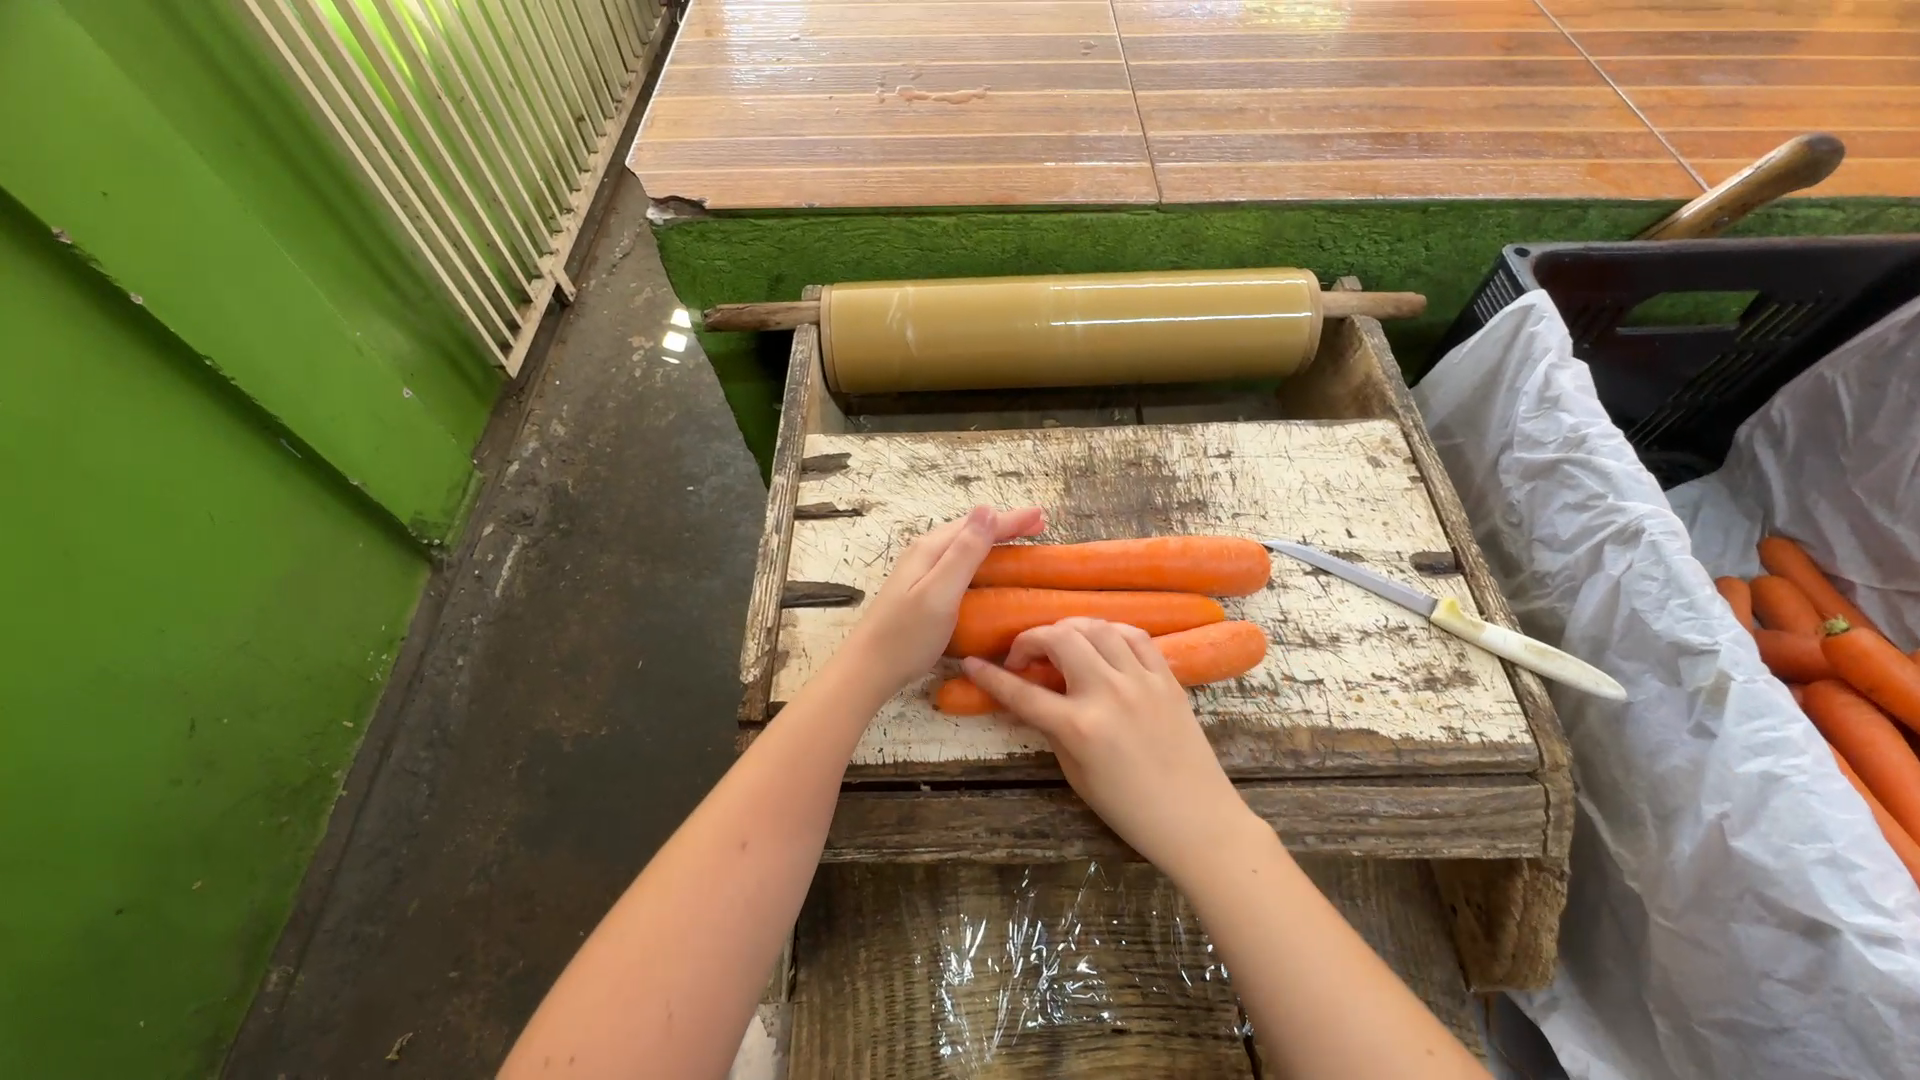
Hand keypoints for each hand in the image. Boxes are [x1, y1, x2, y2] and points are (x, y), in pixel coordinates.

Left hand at [837, 505, 1044, 697]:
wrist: (868, 670)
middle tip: (1038, 524)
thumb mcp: (941, 593)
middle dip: (1004, 525)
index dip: (1011, 519)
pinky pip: (957, 563)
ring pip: (962, 545)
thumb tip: (987, 509)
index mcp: (930, 549)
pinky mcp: (919, 591)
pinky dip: (979, 558)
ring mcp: (919, 572)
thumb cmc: (906, 636)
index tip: (1041, 516)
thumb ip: (964, 553)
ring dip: (992, 539)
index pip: (977, 524)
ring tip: (1018, 540)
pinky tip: (984, 569)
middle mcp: (923, 553)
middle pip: (969, 530)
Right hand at [962, 618, 1264, 880]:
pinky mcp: (1167, 678)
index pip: (1022, 693)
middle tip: (1023, 657)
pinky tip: (1101, 642)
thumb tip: (1034, 697)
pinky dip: (1110, 631)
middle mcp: (1108, 694)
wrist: (1196, 819)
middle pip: (1059, 639)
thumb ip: (1052, 729)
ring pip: (1096, 627)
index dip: (990, 676)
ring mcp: (1141, 682)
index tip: (971, 663)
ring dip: (1068, 629)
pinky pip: (1135, 636)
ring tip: (1059, 644)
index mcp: (1079, 728)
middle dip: (1031, 640)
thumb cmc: (1129, 809)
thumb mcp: (1076, 773)